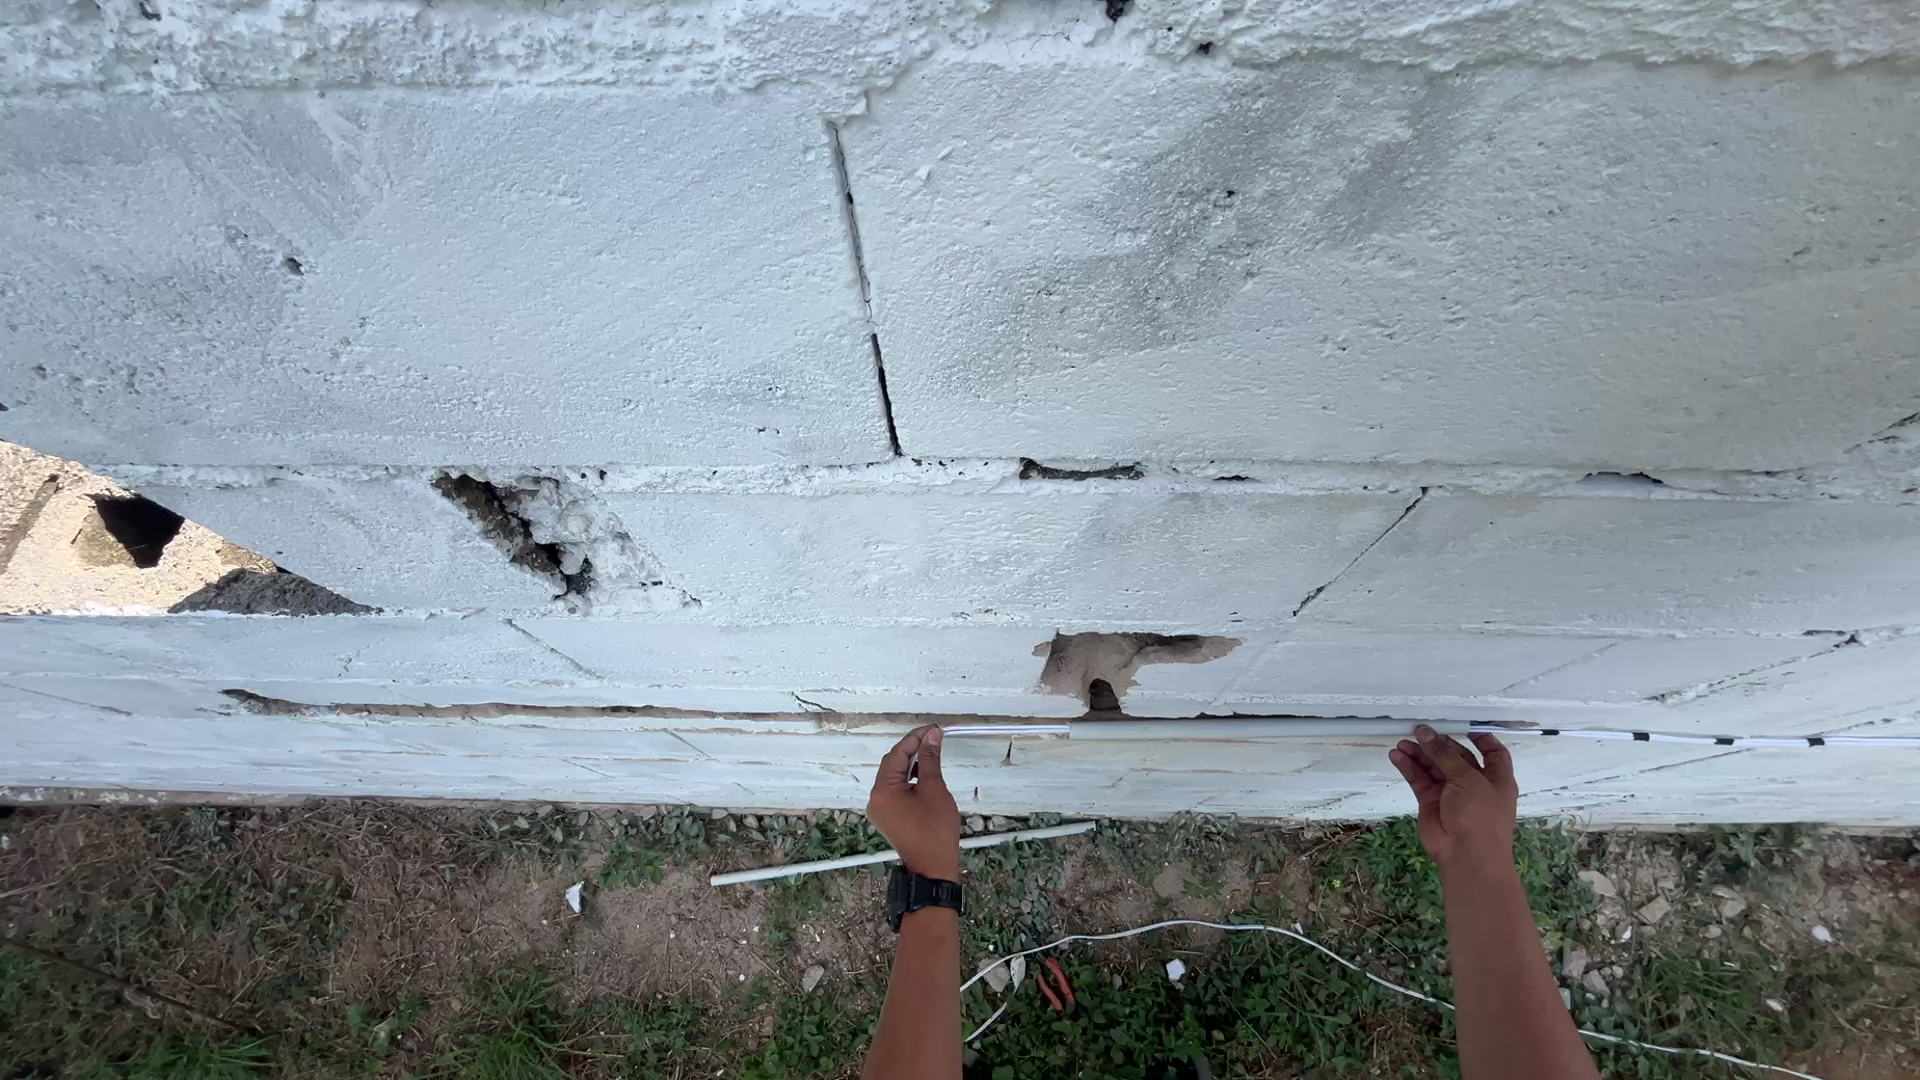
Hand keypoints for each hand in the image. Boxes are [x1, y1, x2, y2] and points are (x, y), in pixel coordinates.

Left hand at [867, 725, 960, 880]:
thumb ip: (930, 759)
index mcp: (883, 790)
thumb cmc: (934, 831)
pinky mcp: (888, 816)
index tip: (933, 730)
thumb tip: (932, 736)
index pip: (897, 754)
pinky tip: (924, 774)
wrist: (933, 868)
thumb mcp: (934, 789)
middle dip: (913, 749)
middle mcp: (875, 798)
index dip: (916, 738)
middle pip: (893, 763)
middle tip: (934, 738)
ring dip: (912, 763)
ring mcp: (880, 808)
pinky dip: (909, 779)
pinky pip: (895, 789)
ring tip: (932, 754)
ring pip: (894, 776)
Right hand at [1389, 725, 1517, 874]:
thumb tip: (1425, 732)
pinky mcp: (1430, 800)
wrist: (1467, 855)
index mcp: (1495, 778)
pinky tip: (1396, 757)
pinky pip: (1418, 778)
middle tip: (1417, 731)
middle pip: (1455, 756)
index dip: (1481, 739)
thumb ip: (1444, 754)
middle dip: (1437, 743)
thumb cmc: (1480, 816)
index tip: (1462, 726)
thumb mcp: (1467, 780)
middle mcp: (1473, 783)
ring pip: (1432, 766)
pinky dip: (1407, 767)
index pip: (1493, 753)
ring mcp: (1450, 792)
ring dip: (1418, 753)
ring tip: (1401, 743)